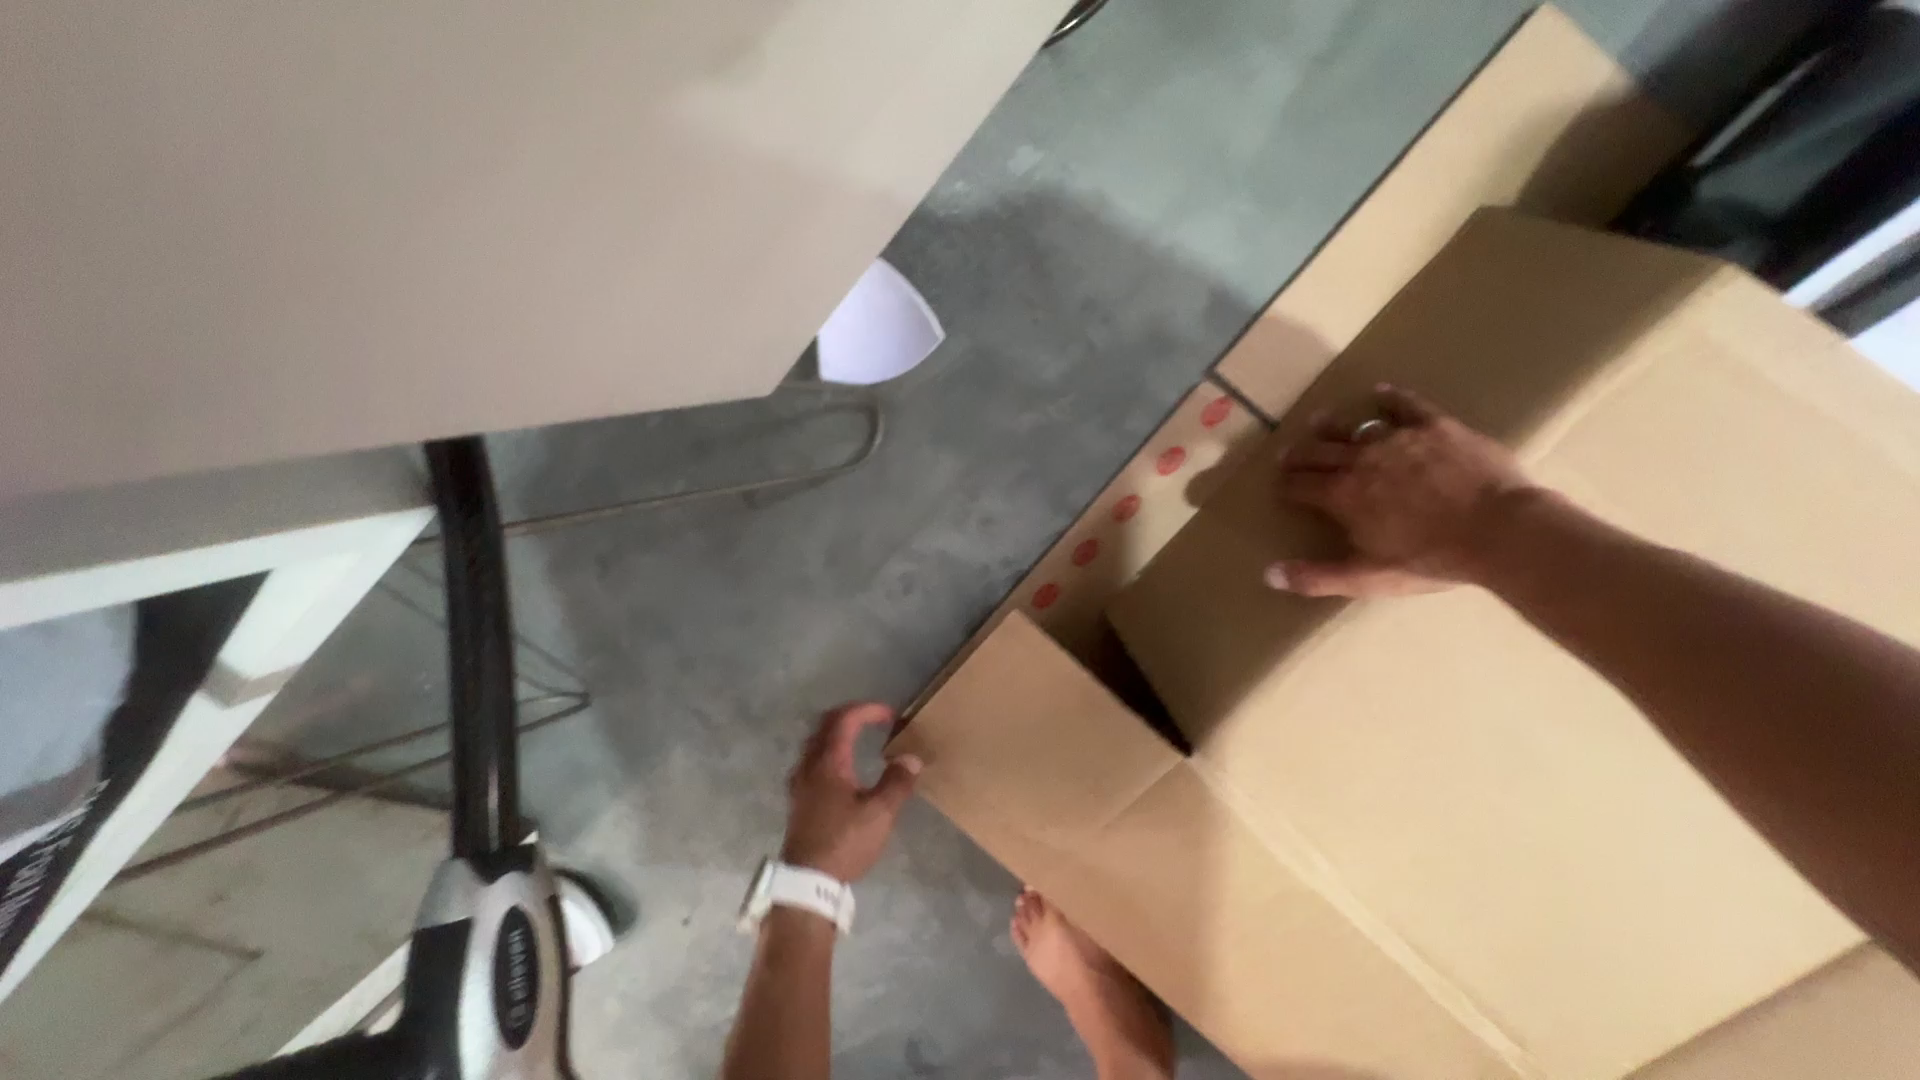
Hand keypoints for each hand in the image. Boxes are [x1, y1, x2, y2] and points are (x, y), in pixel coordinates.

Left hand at [780, 703, 921, 882]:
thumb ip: (897, 782)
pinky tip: (844, 771)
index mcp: (828, 762)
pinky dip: (830, 751)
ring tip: (860, 740)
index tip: (891, 715)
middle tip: (874, 719)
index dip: (868, 710)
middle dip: (850, 715)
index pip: (844, 719)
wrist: (808, 881)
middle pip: (824, 724)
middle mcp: (808, 765)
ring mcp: (799, 782)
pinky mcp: (798, 799)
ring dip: (837, 733)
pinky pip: (812, 760)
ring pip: (815, 742)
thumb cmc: (845, 842)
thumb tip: (911, 759)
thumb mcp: (880, 813)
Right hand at [1267, 384, 1537, 597]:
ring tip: (1319, 421)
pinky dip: (1390, 398)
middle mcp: (1361, 461)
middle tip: (1287, 454)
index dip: (1285, 486)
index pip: (1300, 486)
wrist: (1500, 531)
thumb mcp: (1368, 577)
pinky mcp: (1435, 426)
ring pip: (1355, 427)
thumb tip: (1269, 574)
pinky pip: (1406, 405)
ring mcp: (1398, 439)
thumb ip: (1317, 577)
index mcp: (1342, 496)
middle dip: (1299, 454)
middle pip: (1318, 452)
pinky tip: (1382, 391)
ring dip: (1333, 426)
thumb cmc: (1431, 559)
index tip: (1278, 486)